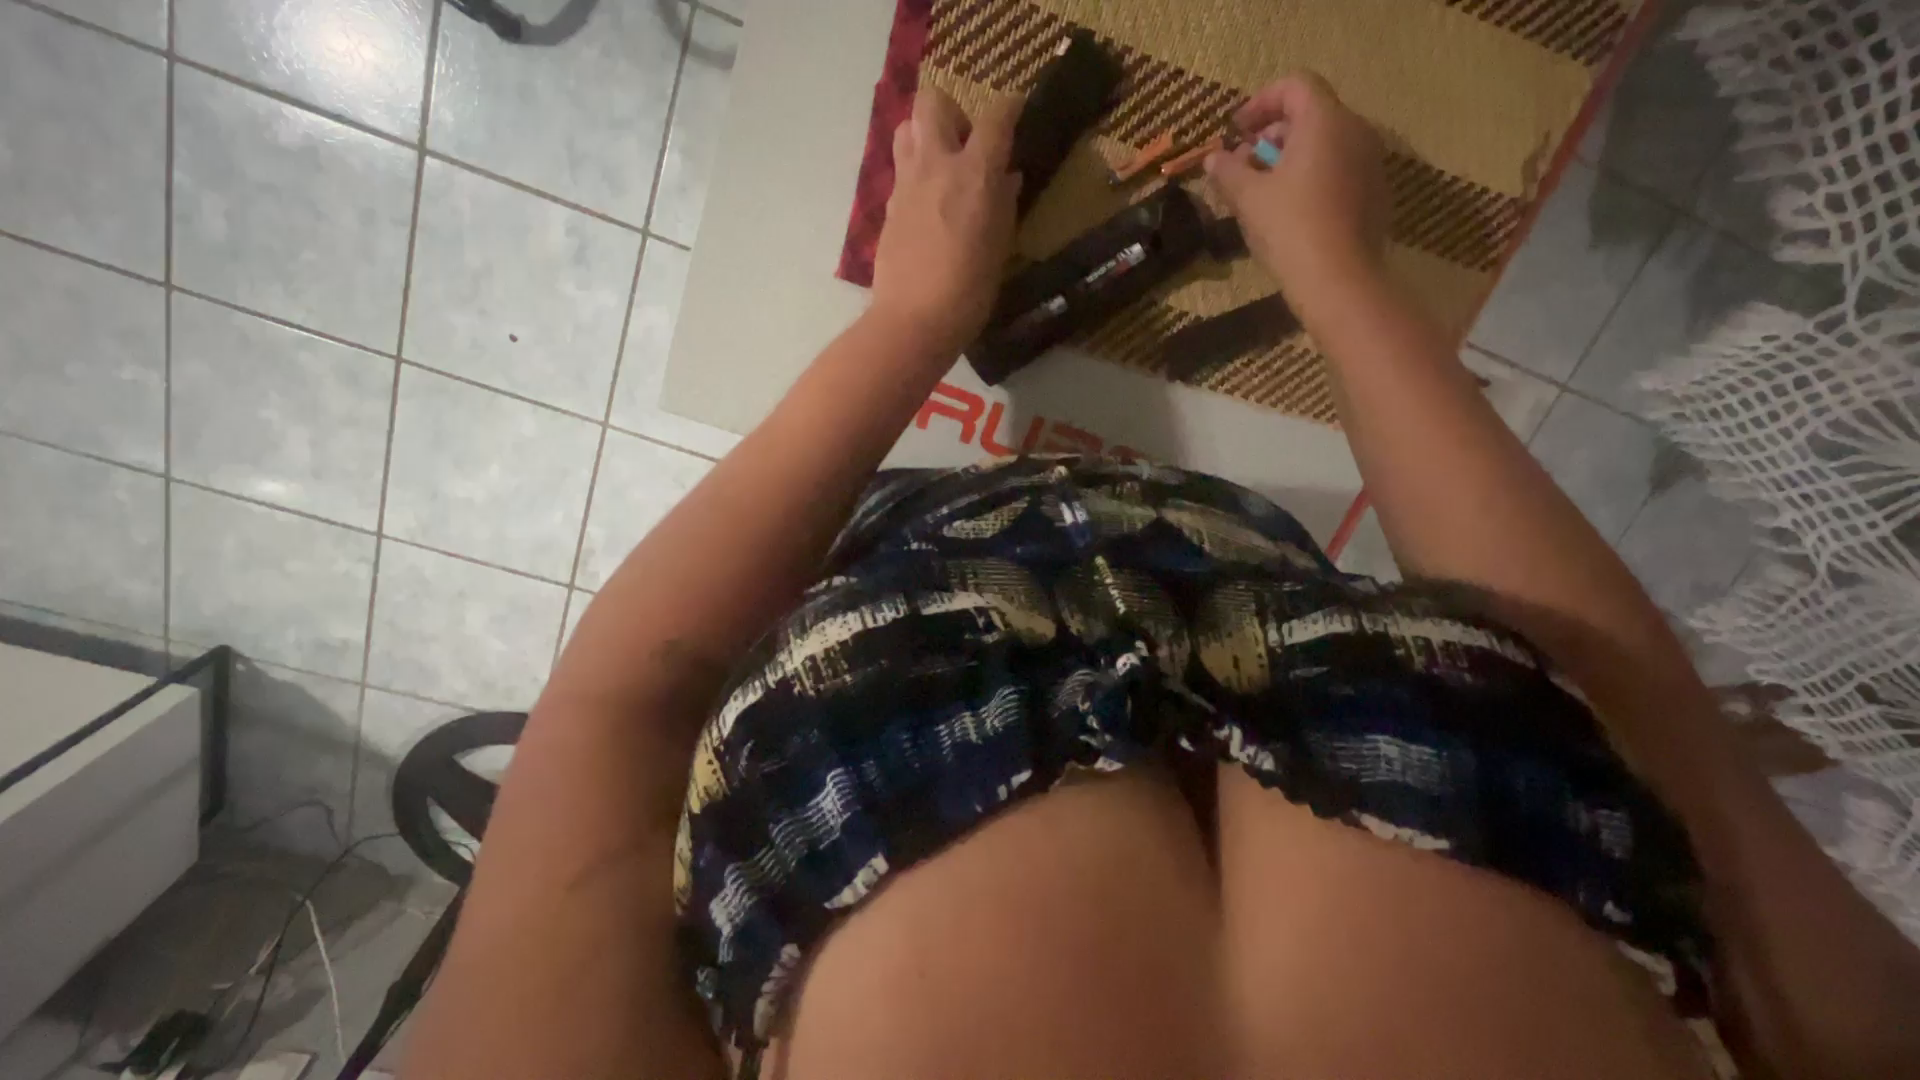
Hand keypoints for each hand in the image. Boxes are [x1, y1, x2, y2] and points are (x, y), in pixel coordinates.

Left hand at [869, 87, 1021, 355]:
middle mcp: (937, 165)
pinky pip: (901, 170)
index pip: (996, 116)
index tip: (1017, 113)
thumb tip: (1008, 177)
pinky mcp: (888, 206)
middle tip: (967, 138)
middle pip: (934, 101)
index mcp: (975, 174)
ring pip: (907, 127)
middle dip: (953, 108)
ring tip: (941, 164)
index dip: (1009, 107)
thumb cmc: (969, 291)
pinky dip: (915, 173)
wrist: (913, 321)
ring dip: (925, 134)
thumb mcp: (1000, 247)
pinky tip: (927, 202)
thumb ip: (1004, 204)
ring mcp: (907, 183)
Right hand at [1205, 73, 1388, 310]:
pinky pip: (1339, 169)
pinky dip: (1312, 176)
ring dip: (1291, 157)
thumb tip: (1213, 158)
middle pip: (1311, 114)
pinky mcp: (1375, 192)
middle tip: (1244, 165)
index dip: (1260, 102)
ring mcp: (1371, 162)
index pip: (1295, 86)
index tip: (1235, 131)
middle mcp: (1356, 131)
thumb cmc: (1289, 228)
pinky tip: (1291, 209)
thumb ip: (1228, 171)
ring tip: (1263, 190)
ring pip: (1326, 143)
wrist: (1338, 279)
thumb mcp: (1247, 197)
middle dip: (1273, 134)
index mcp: (1325, 121)